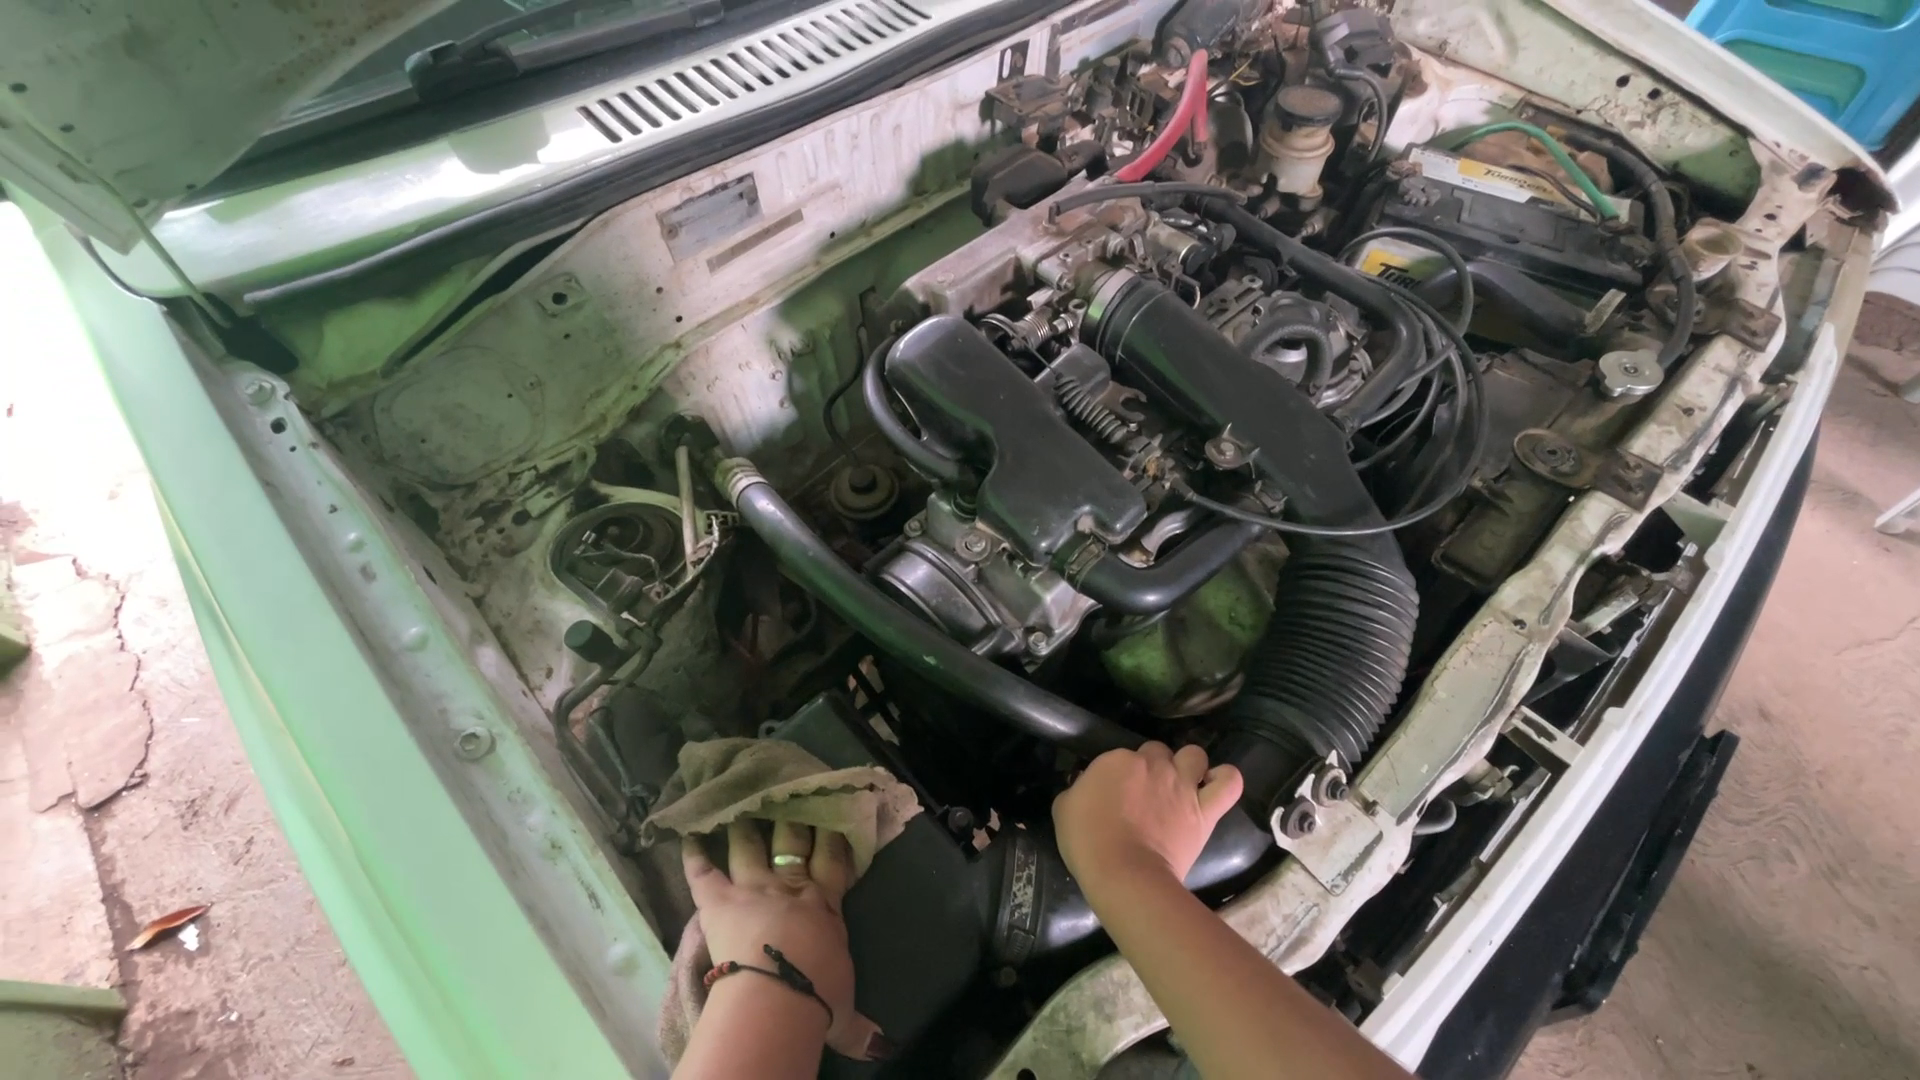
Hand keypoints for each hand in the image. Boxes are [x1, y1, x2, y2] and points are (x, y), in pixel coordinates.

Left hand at [682, 820, 888, 1059]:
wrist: (777, 996)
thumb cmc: (817, 997)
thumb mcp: (844, 1010)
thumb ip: (858, 1023)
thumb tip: (882, 1046)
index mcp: (825, 904)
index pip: (833, 858)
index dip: (833, 832)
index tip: (834, 806)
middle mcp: (791, 886)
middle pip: (793, 840)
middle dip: (792, 815)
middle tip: (789, 791)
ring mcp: (753, 888)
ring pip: (749, 845)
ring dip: (746, 825)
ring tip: (742, 802)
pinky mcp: (719, 901)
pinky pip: (703, 873)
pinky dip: (694, 853)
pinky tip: (688, 833)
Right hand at [1053, 742, 1243, 894]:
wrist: (1125, 875)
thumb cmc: (1088, 842)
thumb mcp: (1064, 808)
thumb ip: (1077, 789)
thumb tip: (1085, 784)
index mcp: (1116, 760)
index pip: (1120, 756)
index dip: (1118, 775)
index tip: (1113, 794)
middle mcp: (1153, 764)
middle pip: (1156, 750)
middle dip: (1152, 765)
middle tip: (1145, 791)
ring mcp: (1182, 784)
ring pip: (1193, 754)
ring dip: (1188, 765)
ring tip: (1182, 783)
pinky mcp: (1205, 810)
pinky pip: (1229, 783)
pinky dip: (1225, 779)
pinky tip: (1214, 785)